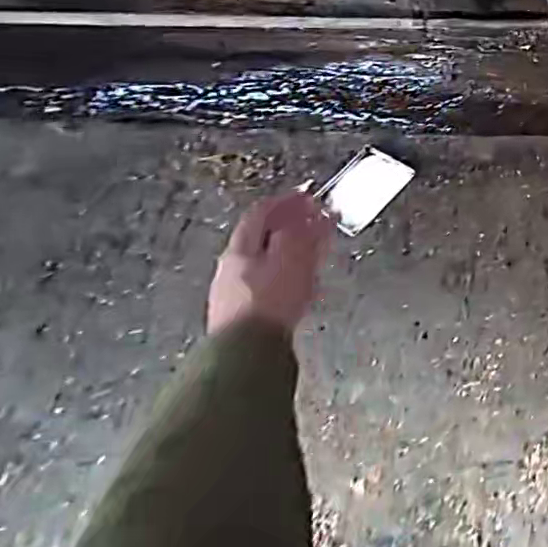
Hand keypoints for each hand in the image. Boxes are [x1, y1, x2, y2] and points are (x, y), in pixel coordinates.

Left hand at [206, 190, 332, 334]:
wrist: (246, 352)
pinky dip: (287, 267)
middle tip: (316, 219)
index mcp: (239, 249)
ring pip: (267, 256)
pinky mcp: (244, 311)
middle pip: (263, 235)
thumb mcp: (292, 257)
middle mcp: (231, 266)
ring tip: (315, 246)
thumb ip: (301, 233)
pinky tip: (302, 276)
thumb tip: (310, 215)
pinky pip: (269, 277)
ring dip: (291, 246)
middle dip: (291, 223)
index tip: (309, 195)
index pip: (260, 212)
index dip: (286, 200)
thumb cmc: (270, 298)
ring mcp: (234, 290)